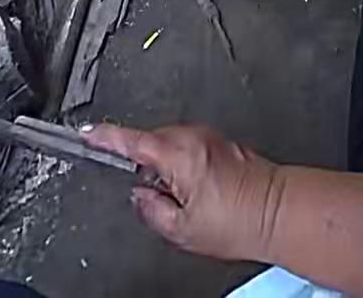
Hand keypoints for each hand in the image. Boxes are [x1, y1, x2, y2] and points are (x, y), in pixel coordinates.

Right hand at [84, 123, 283, 262]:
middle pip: (151, 141)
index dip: (107, 138)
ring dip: (164, 163)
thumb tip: (138, 194)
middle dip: (144, 162)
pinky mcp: (216, 138)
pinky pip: (186, 144)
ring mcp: (205, 134)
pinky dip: (181, 161)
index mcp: (177, 154)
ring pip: (169, 143)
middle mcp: (190, 136)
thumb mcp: (183, 229)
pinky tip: (195, 188)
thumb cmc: (234, 221)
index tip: (88, 133)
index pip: (132, 141)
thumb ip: (151, 209)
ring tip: (182, 198)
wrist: (274, 208)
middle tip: (154, 194)